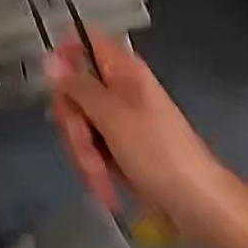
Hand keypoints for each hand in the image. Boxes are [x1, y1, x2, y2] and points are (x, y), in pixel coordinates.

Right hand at [45, 32, 241, 246]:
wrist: (197, 206)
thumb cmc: (159, 154)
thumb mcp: (114, 118)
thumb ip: (79, 87)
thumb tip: (50, 58)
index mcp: (123, 70)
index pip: (85, 41)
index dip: (65, 56)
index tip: (59, 88)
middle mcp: (118, 88)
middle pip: (73, 89)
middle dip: (74, 124)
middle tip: (85, 144)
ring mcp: (117, 118)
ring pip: (78, 121)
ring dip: (83, 152)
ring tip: (99, 177)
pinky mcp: (117, 145)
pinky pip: (89, 144)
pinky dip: (92, 165)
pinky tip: (103, 184)